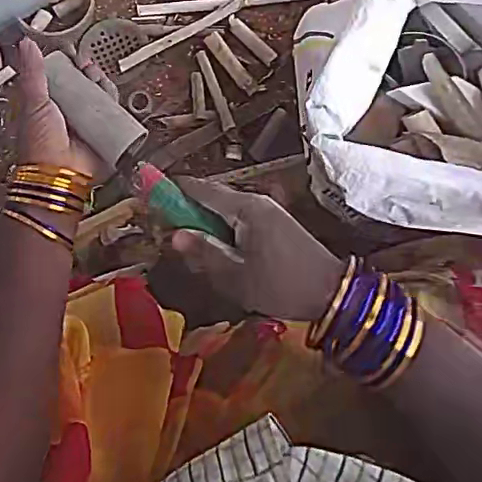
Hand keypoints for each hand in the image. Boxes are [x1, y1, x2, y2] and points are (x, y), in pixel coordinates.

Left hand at [11, 38, 105, 177]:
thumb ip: (33, 73)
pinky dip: (115, 104)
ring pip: (100, 97)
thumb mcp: (34, 101)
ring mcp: (87, 123)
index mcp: (48, 105)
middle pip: (84, 85)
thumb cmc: (39, 143)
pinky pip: (114, 114)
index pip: (62, 78)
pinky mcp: (104, 133)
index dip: (68, 65)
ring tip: (97, 78)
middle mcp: (69, 113)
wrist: (58, 174)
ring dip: (101, 85)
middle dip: (88, 73)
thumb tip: (26, 45)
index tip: (72, 54)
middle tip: (88, 65)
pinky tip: (110, 94)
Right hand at [166, 178, 346, 321]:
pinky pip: (238, 217)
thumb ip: (205, 253)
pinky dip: (221, 228)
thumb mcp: (238, 276)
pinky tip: (216, 249)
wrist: (332, 293)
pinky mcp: (273, 222)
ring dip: (204, 221)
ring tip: (188, 243)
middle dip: (186, 209)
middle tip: (164, 226)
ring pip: (224, 209)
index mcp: (245, 207)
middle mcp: (255, 200)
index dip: (173, 189)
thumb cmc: (283, 285)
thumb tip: (174, 235)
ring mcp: (266, 210)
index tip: (149, 192)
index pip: (201, 188)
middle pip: (211, 197)